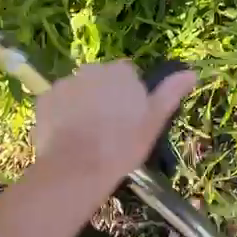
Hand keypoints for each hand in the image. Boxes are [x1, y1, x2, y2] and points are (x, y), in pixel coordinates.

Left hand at [32, 61, 196, 183]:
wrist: (77, 167)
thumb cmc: (122, 145)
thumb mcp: (153, 121)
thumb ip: (170, 93)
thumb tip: (191, 72)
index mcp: (120, 72)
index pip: (127, 75)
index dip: (129, 96)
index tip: (129, 118)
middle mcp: (91, 69)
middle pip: (101, 80)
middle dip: (104, 96)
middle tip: (109, 128)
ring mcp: (65, 83)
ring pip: (78, 91)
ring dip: (83, 105)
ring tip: (87, 136)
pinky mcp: (44, 99)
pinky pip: (58, 103)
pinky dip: (62, 115)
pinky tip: (68, 137)